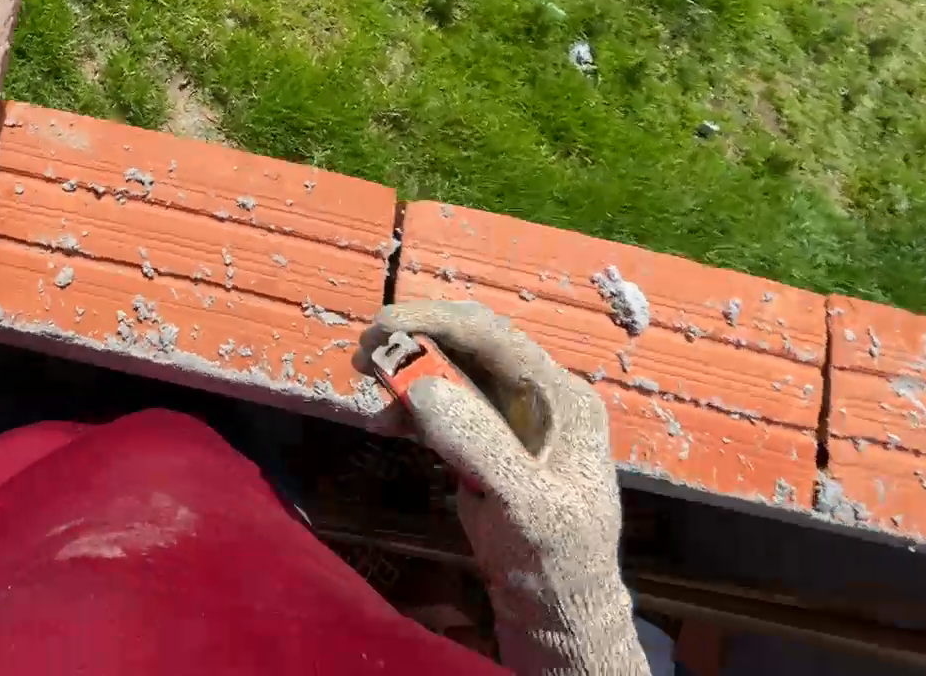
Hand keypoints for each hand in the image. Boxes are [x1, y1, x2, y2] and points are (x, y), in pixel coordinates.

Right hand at [358, 302, 647, 675]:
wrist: (552, 605)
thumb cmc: (554, 557)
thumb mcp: (525, 506)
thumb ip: (480, 444)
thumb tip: (422, 383)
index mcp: (559, 396)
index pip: (492, 335)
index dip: (434, 320)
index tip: (383, 324)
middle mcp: (535, 392)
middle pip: (465, 341)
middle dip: (413, 338)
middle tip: (366, 350)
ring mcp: (508, 411)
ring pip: (446, 366)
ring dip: (404, 368)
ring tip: (366, 376)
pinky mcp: (482, 432)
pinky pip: (438, 399)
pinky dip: (406, 404)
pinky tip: (385, 424)